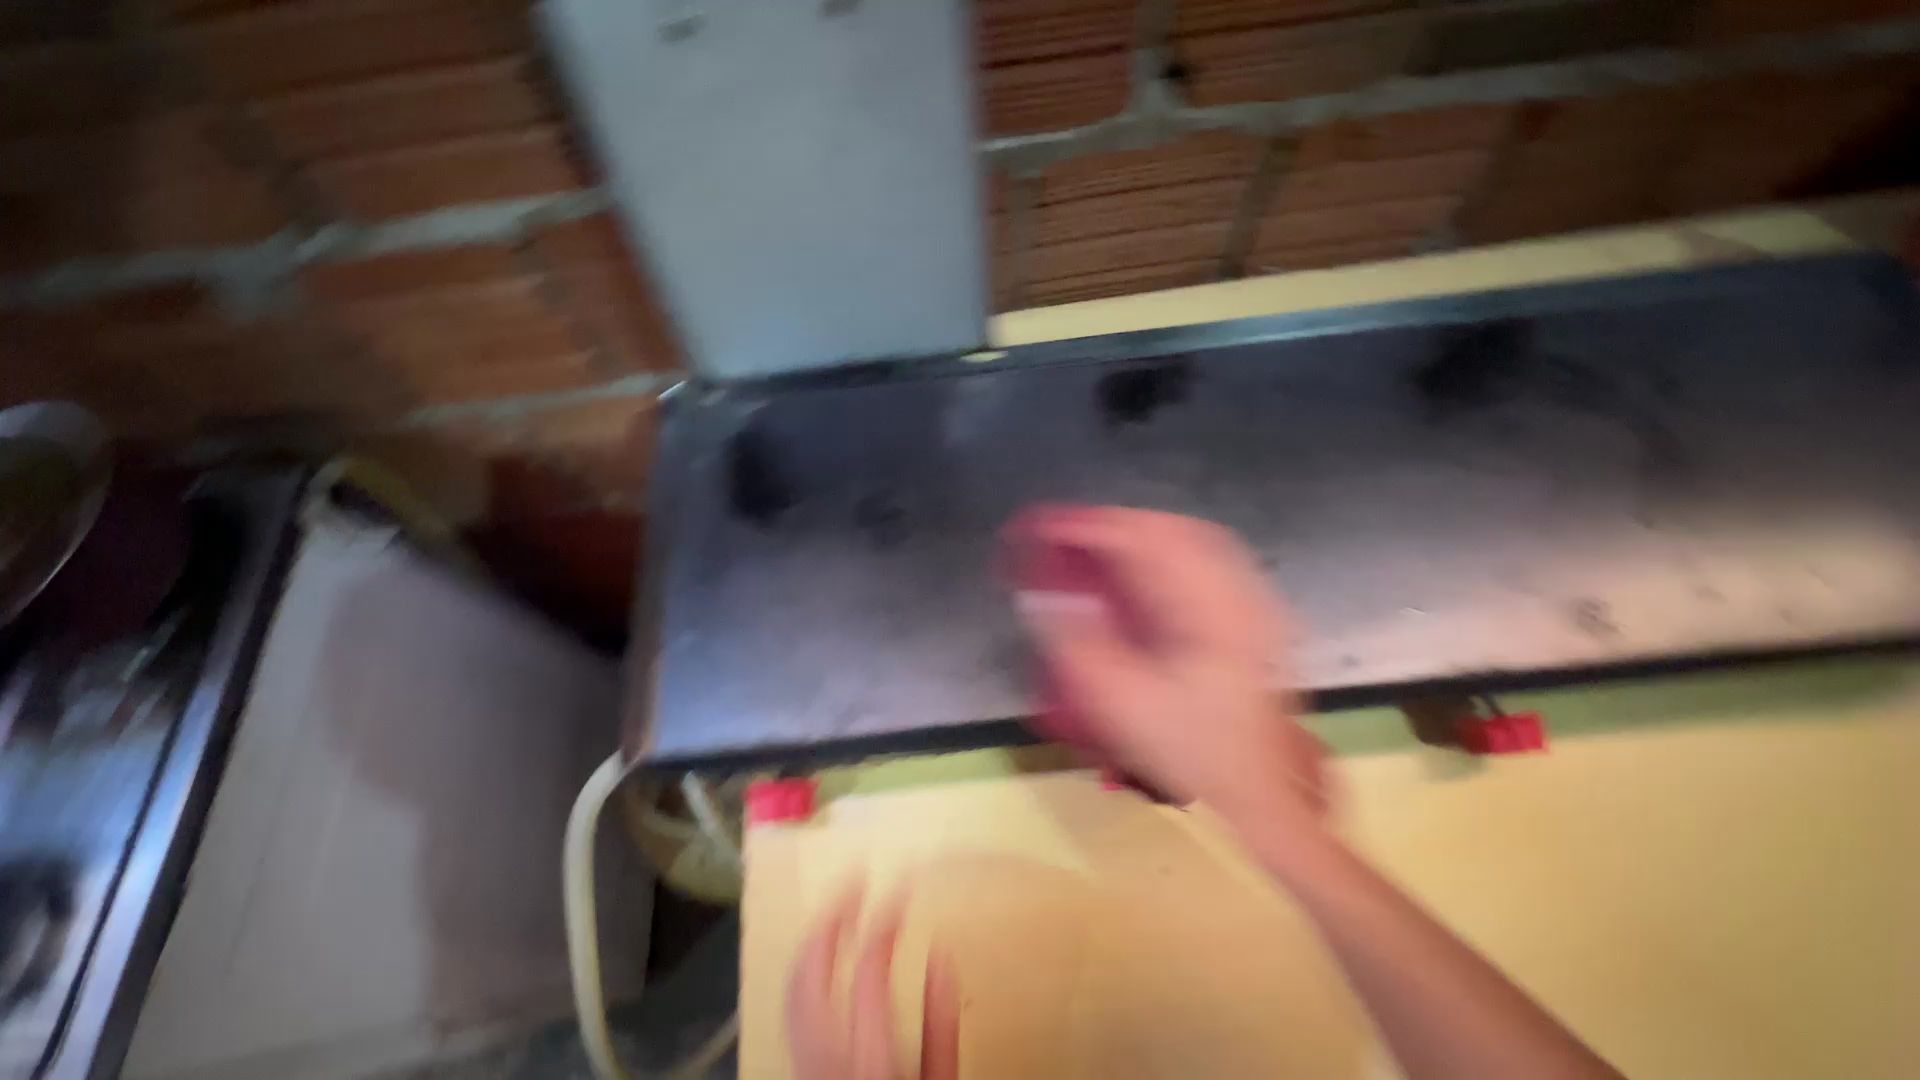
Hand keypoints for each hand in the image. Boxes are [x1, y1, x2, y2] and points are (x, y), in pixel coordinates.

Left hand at [787, 887, 959, 1079]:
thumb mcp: (938, 1076)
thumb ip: (940, 1020)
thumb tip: (941, 956)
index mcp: (870, 1053)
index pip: (869, 965)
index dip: (885, 918)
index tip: (902, 890)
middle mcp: (828, 1052)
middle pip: (813, 967)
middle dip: (833, 913)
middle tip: (855, 877)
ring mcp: (805, 1057)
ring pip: (794, 983)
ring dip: (814, 935)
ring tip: (836, 904)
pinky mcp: (797, 1059)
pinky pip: (790, 1005)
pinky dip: (803, 967)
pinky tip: (819, 950)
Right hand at [1006, 505, 1332, 844]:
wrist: (1265, 798)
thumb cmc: (1194, 754)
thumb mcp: (1124, 704)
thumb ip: (1078, 643)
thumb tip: (1041, 597)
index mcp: (1209, 610)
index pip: (1144, 542)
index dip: (1089, 528)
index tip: (1047, 528)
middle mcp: (1239, 594)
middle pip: (1173, 530)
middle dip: (1116, 526)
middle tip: (1072, 538)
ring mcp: (1256, 605)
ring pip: (1196, 541)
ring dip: (1143, 537)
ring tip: (1103, 549)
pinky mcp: (1258, 620)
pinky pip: (1211, 564)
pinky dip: (1170, 557)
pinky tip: (1149, 574)